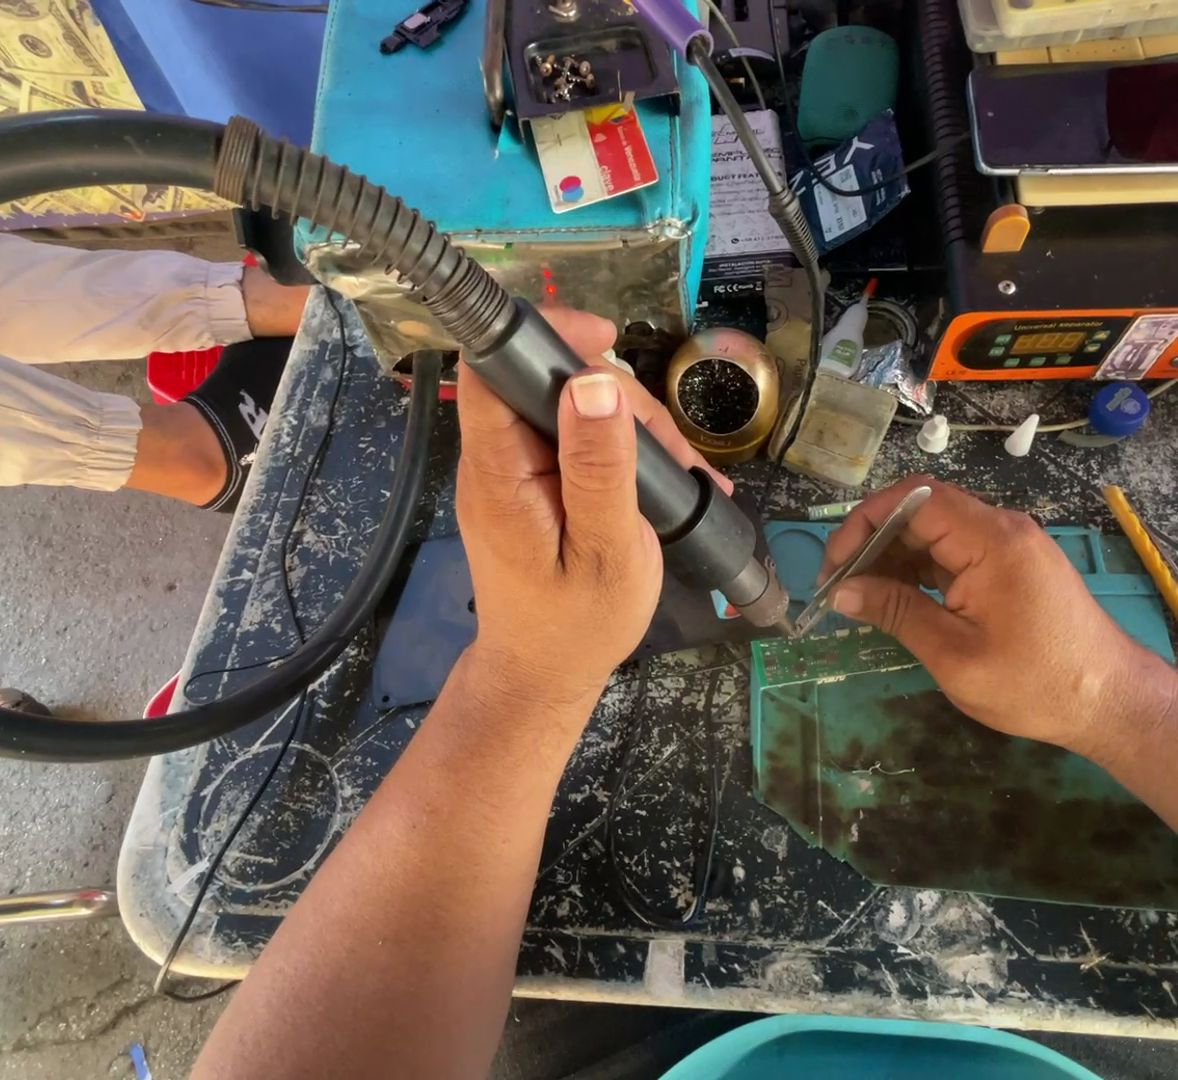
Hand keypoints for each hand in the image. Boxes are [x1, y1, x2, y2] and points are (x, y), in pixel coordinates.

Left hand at [454, 307, 724, 710]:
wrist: (545, 673)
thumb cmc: (577, 625)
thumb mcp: (606, 551)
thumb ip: (601, 469)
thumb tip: (595, 382)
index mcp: (501, 473)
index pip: (493, 369)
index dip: (543, 336)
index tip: (605, 338)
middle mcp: (498, 462)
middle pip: (549, 386)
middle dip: (618, 401)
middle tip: (671, 454)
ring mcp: (516, 474)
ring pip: (572, 412)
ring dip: (633, 430)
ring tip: (684, 475)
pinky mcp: (536, 488)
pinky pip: (578, 444)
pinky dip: (625, 452)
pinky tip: (670, 478)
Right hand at [820, 476, 1177, 754]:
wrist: (1113, 703)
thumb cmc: (1035, 684)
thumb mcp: (954, 655)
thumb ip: (896, 613)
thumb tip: (841, 591)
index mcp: (992, 540)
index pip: (913, 499)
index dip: (864, 522)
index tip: (835, 564)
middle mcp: (1001, 528)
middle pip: (920, 508)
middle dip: (871, 540)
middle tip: (839, 583)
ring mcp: (1007, 544)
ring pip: (932, 529)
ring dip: (891, 555)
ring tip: (859, 594)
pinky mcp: (1009, 563)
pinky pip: (951, 550)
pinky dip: (917, 567)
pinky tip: (895, 596)